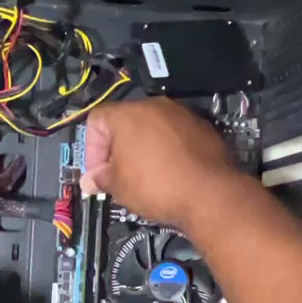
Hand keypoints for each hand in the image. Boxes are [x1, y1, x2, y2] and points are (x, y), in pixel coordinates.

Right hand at [81, 98, 256, 230]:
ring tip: (144, 179)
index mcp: (128, 114)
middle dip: (117, 150)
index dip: (91, 150)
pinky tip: (168, 176)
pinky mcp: (203, 129)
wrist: (210, 195)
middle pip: (125, 122)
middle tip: (117, 177)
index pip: (96, 121)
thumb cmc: (160, 186)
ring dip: (143, 150)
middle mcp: (156, 107)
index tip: (97, 173)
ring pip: (153, 128)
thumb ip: (101, 178)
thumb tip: (91, 180)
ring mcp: (182, 116)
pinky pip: (175, 137)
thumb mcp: (118, 187)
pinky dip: (168, 152)